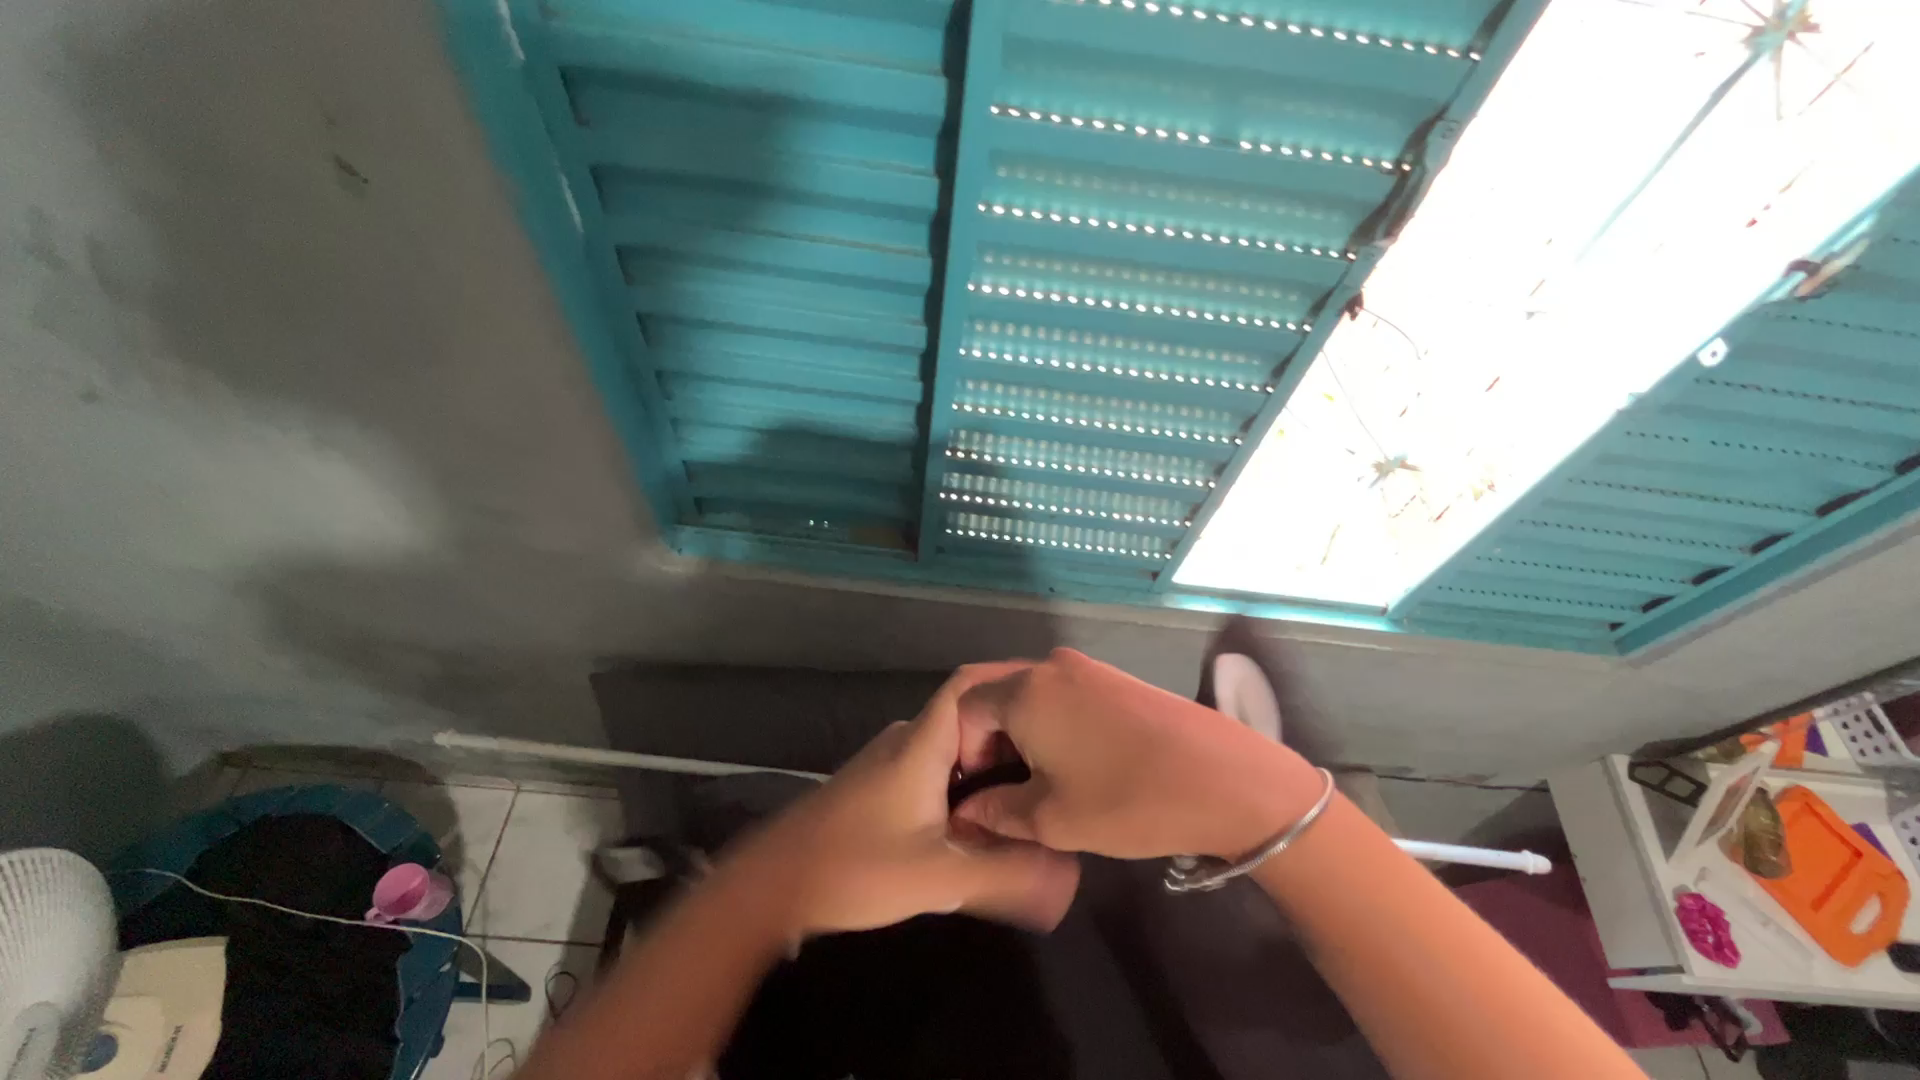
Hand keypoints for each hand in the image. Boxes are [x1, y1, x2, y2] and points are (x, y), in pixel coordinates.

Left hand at [723, 664, 1079, 936]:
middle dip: (1014, 733)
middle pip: (969, 717)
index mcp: (921, 743)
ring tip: (1038, 784)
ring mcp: (889, 762)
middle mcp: (906, 740)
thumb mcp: (939, 875)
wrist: (774, 885)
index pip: (972, 685)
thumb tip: (1067, 871)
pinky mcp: (880, 787)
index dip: (1012, 681)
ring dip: (991, 762)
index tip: (1055, 697)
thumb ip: (1004, 871)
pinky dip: (967, 782)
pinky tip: (989, 814)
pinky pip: (936, 769)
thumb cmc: (854, 867)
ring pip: (952, 747)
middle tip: (1061, 756)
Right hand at [952, 648, 1322, 859]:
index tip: (976, 793)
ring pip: (1030, 692)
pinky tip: (1068, 761)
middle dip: (984, 737)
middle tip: (995, 785)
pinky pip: (1062, 694)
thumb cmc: (1128, 800)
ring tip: (1031, 779)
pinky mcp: (1116, 679)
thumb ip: (998, 813)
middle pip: (995, 692)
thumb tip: (969, 812)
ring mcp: (1088, 668)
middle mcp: (1051, 667)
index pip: (964, 709)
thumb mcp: (1053, 819)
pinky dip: (1049, 722)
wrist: (1225, 781)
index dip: (960, 753)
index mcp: (1025, 692)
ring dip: (1018, 730)